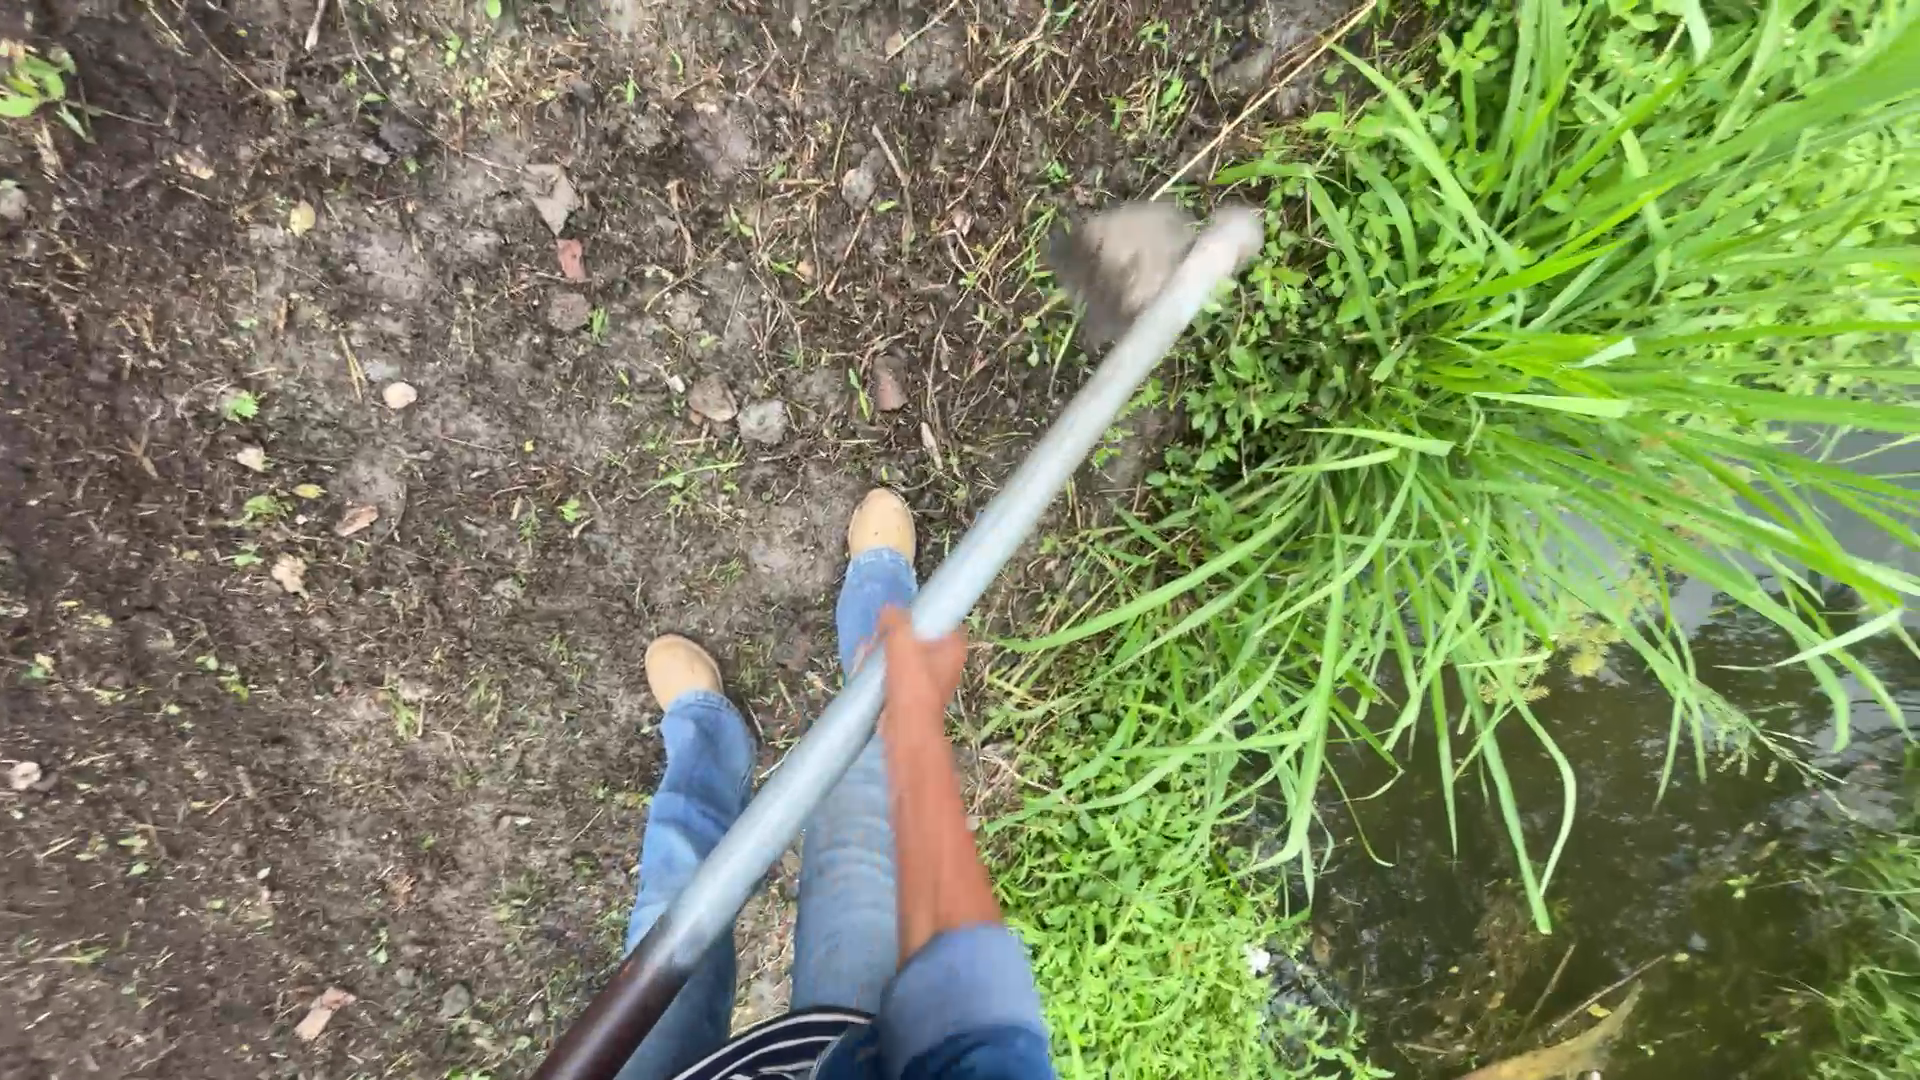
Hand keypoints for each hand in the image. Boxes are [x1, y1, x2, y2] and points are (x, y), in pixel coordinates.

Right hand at [876, 607, 966, 732]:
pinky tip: (864, 668)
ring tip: (867, 652)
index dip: (925, 614)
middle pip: (919, 638)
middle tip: (878, 635)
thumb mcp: (902, 641)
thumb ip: (895, 620)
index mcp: (953, 648)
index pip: (944, 620)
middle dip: (894, 635)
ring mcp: (929, 681)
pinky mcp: (911, 695)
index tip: (905, 614)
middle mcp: (946, 663)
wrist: (906, 729)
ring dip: (883, 653)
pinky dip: (881, 670)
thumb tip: (888, 610)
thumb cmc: (912, 683)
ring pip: (904, 656)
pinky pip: (895, 674)